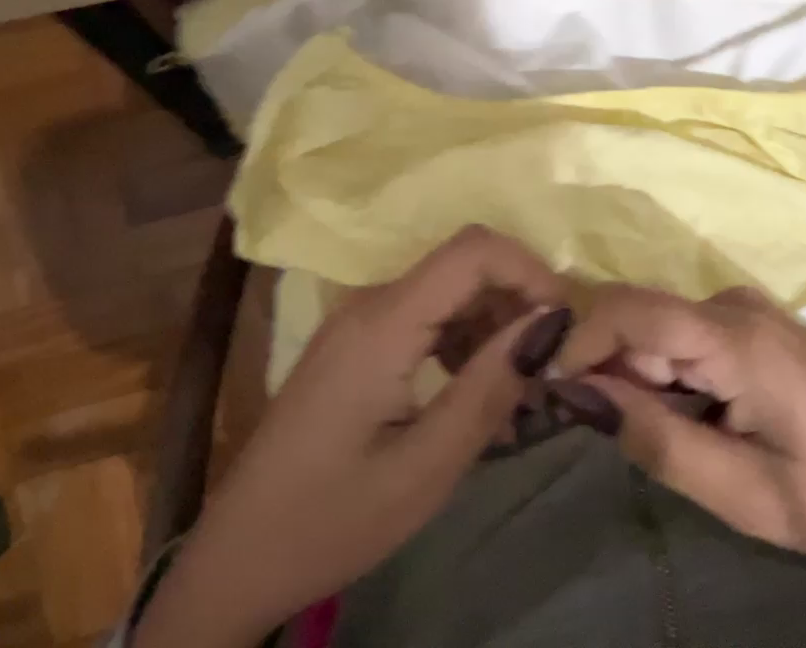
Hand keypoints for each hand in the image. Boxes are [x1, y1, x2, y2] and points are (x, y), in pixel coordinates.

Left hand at [133, 227, 575, 647]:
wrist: (241, 553)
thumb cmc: (333, 518)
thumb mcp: (426, 466)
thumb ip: (488, 387)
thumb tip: (549, 324)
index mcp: (382, 323)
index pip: (472, 250)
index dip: (530, 271)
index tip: (564, 327)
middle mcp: (368, 304)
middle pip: (462, 267)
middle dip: (517, 303)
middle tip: (549, 369)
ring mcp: (357, 323)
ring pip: (446, 292)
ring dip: (493, 327)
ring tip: (519, 392)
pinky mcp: (355, 346)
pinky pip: (423, 320)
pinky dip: (462, 344)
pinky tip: (475, 395)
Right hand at [552, 284, 805, 584]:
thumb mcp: (744, 492)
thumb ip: (656, 439)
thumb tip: (575, 392)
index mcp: (740, 340)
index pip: (630, 310)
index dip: (576, 341)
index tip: (548, 393)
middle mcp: (737, 306)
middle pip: (638, 321)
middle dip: (607, 374)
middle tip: (606, 438)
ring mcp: (747, 311)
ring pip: (656, 332)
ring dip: (638, 383)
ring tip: (661, 442)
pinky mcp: (752, 326)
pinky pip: (683, 339)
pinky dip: (667, 380)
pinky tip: (691, 424)